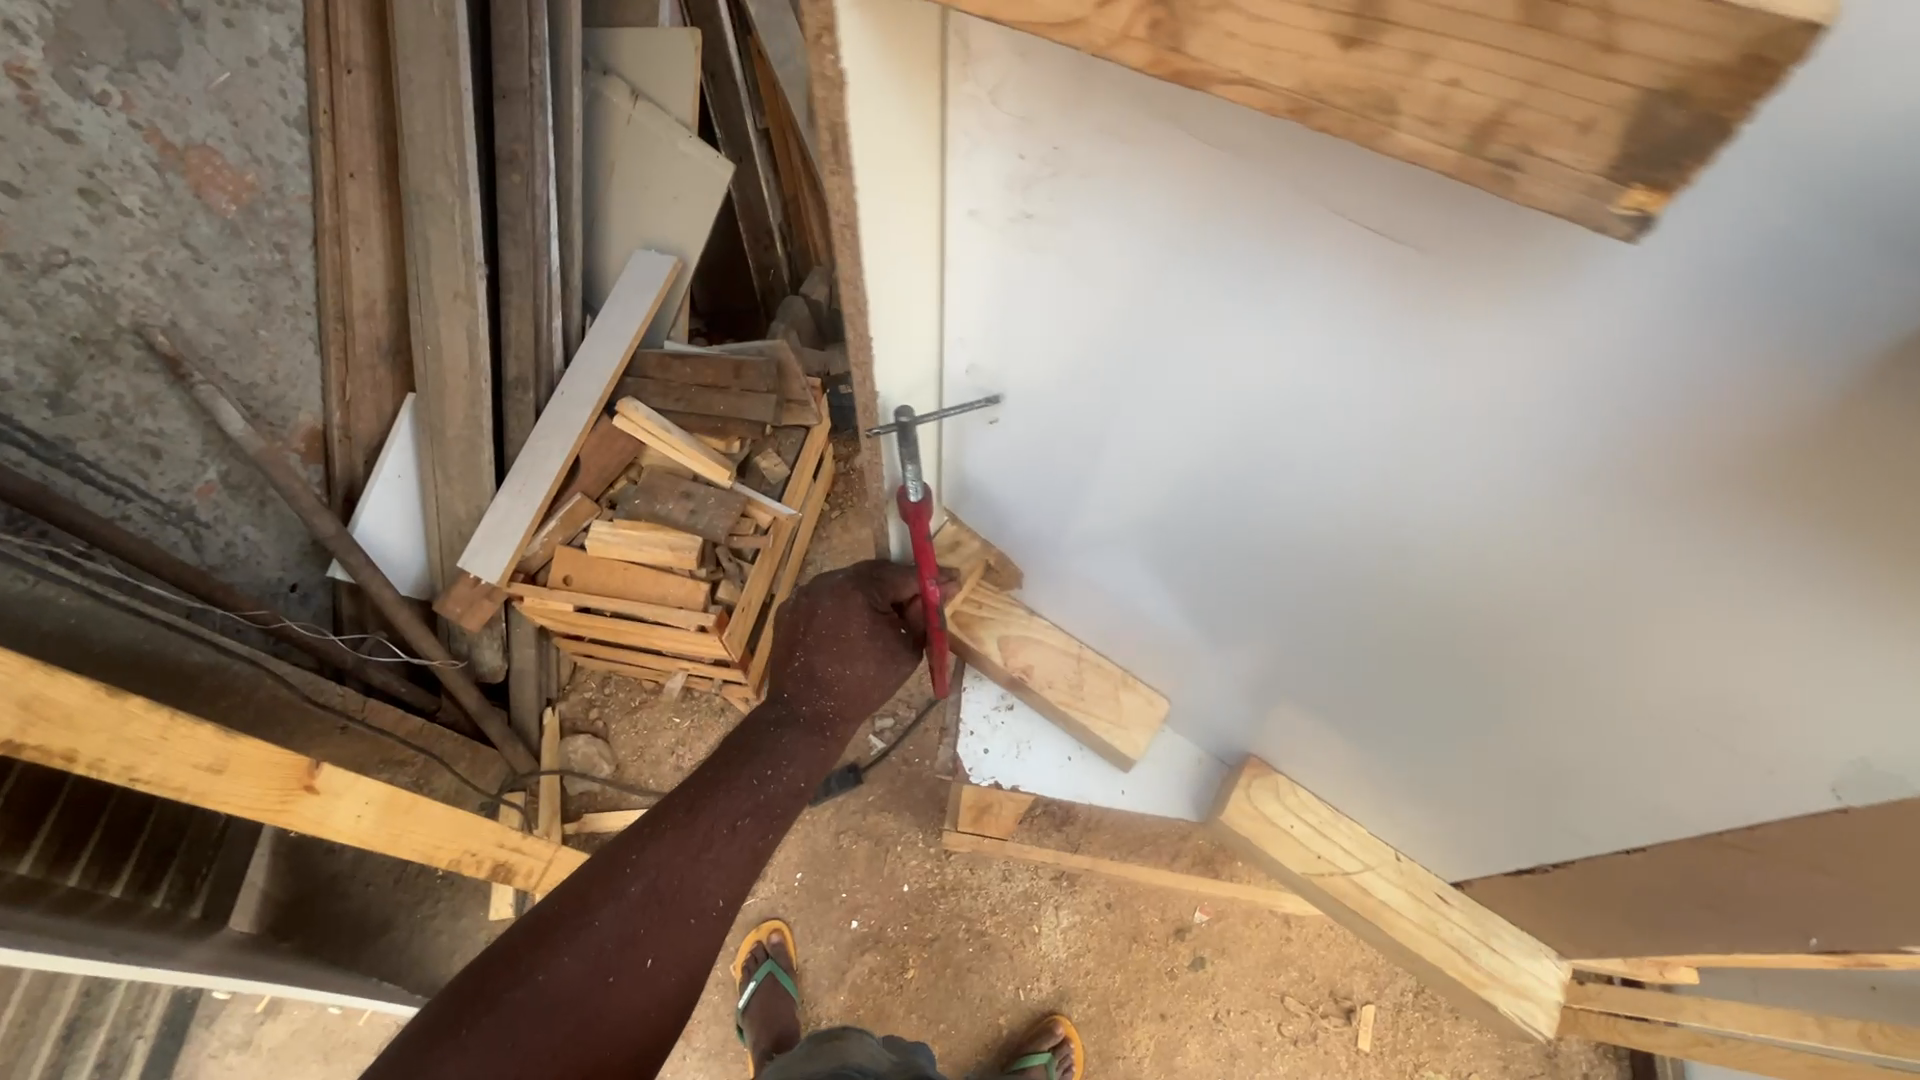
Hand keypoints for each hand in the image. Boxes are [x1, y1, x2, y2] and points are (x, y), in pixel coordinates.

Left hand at [763, 559, 956, 727]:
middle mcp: (828, 581)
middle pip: (874, 574)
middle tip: (918, 602)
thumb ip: (923, 614)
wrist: (808, 714)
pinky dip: (843, 608)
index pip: (903, 574)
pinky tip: (850, 631)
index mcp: (858, 588)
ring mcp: (805, 593)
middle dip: (898, 586)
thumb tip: (942, 588)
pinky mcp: (790, 609)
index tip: (953, 580)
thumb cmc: (864, 686)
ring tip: (882, 621)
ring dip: (869, 596)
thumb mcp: (906, 651)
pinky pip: (827, 599)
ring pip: (849, 584)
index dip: (929, 580)